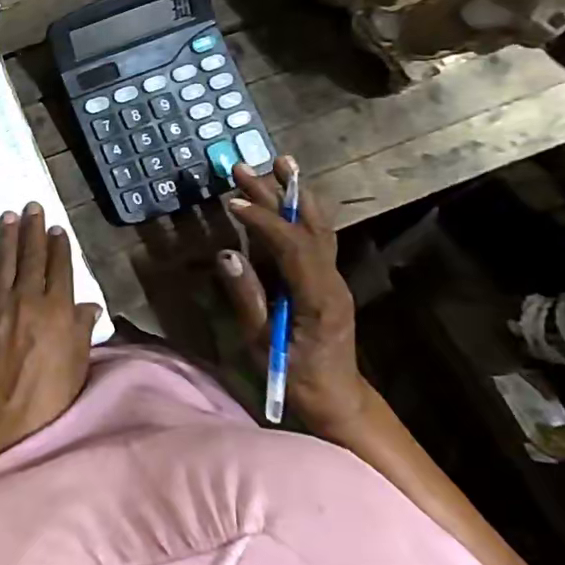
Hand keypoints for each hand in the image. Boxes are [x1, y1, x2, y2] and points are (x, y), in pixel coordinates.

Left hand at [0, 202, 102, 462]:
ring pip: (2, 260)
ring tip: (8, 216)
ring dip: (6, 236)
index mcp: (56, 307)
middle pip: (30, 254)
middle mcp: (26, 297)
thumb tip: (88, 305)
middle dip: (33, 228)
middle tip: (33, 206)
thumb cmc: (53, 393)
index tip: (57, 228)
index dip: (59, 244)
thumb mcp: (79, 360)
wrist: (6, 417)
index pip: (58, 265)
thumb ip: (82, 327)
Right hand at [217, 157, 370, 436]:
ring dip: (293, 194)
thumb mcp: (263, 346)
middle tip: (244, 167)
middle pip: (306, 226)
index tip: (232, 203)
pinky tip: (285, 197)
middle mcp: (331, 280)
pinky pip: (313, 237)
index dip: (263, 220)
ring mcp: (331, 278)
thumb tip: (227, 253)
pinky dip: (297, 212)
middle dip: (276, 194)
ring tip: (278, 163)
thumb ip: (246, 299)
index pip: (293, 245)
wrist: (338, 401)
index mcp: (319, 297)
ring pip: (316, 226)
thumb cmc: (297, 380)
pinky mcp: (324, 280)